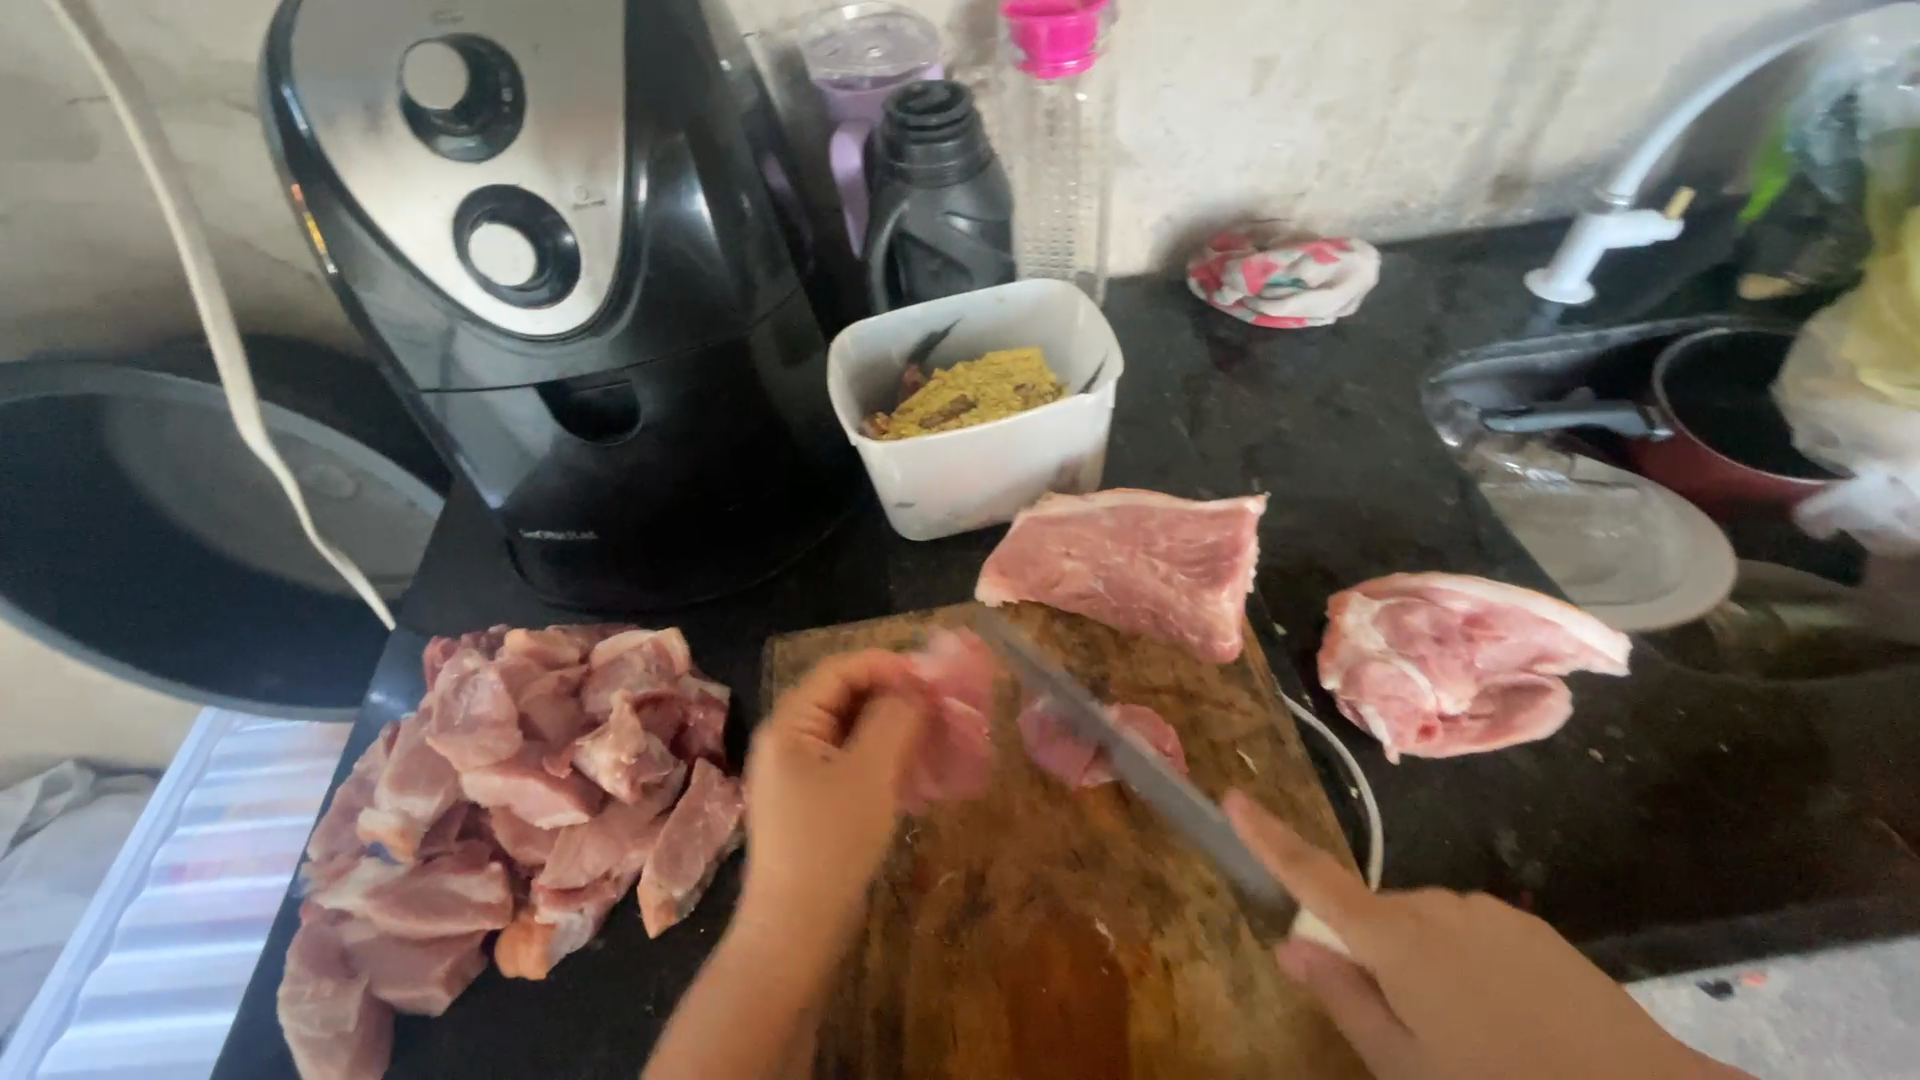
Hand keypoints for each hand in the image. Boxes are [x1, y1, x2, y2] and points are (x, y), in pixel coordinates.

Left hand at [739, 649, 931, 946]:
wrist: (796, 927)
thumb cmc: (830, 841)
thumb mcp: (870, 772)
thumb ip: (893, 718)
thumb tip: (916, 687)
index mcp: (790, 723)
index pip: (839, 670)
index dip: (886, 665)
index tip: (931, 679)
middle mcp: (788, 740)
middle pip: (844, 696)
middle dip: (892, 695)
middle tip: (938, 707)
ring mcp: (797, 773)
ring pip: (850, 730)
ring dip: (891, 726)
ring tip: (933, 735)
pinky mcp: (811, 801)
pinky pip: (850, 760)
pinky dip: (882, 756)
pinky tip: (913, 769)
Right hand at [1224, 791, 1747, 1079]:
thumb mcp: (1407, 1068)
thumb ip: (1343, 999)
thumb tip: (1292, 945)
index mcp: (1395, 940)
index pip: (1312, 876)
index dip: (1267, 838)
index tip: (1233, 797)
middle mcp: (1434, 906)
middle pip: (1372, 914)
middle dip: (1369, 954)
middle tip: (1403, 1028)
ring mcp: (1486, 913)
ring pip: (1422, 926)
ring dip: (1420, 963)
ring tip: (1467, 1036)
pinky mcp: (1530, 928)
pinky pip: (1468, 934)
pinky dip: (1463, 965)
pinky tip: (1508, 1023)